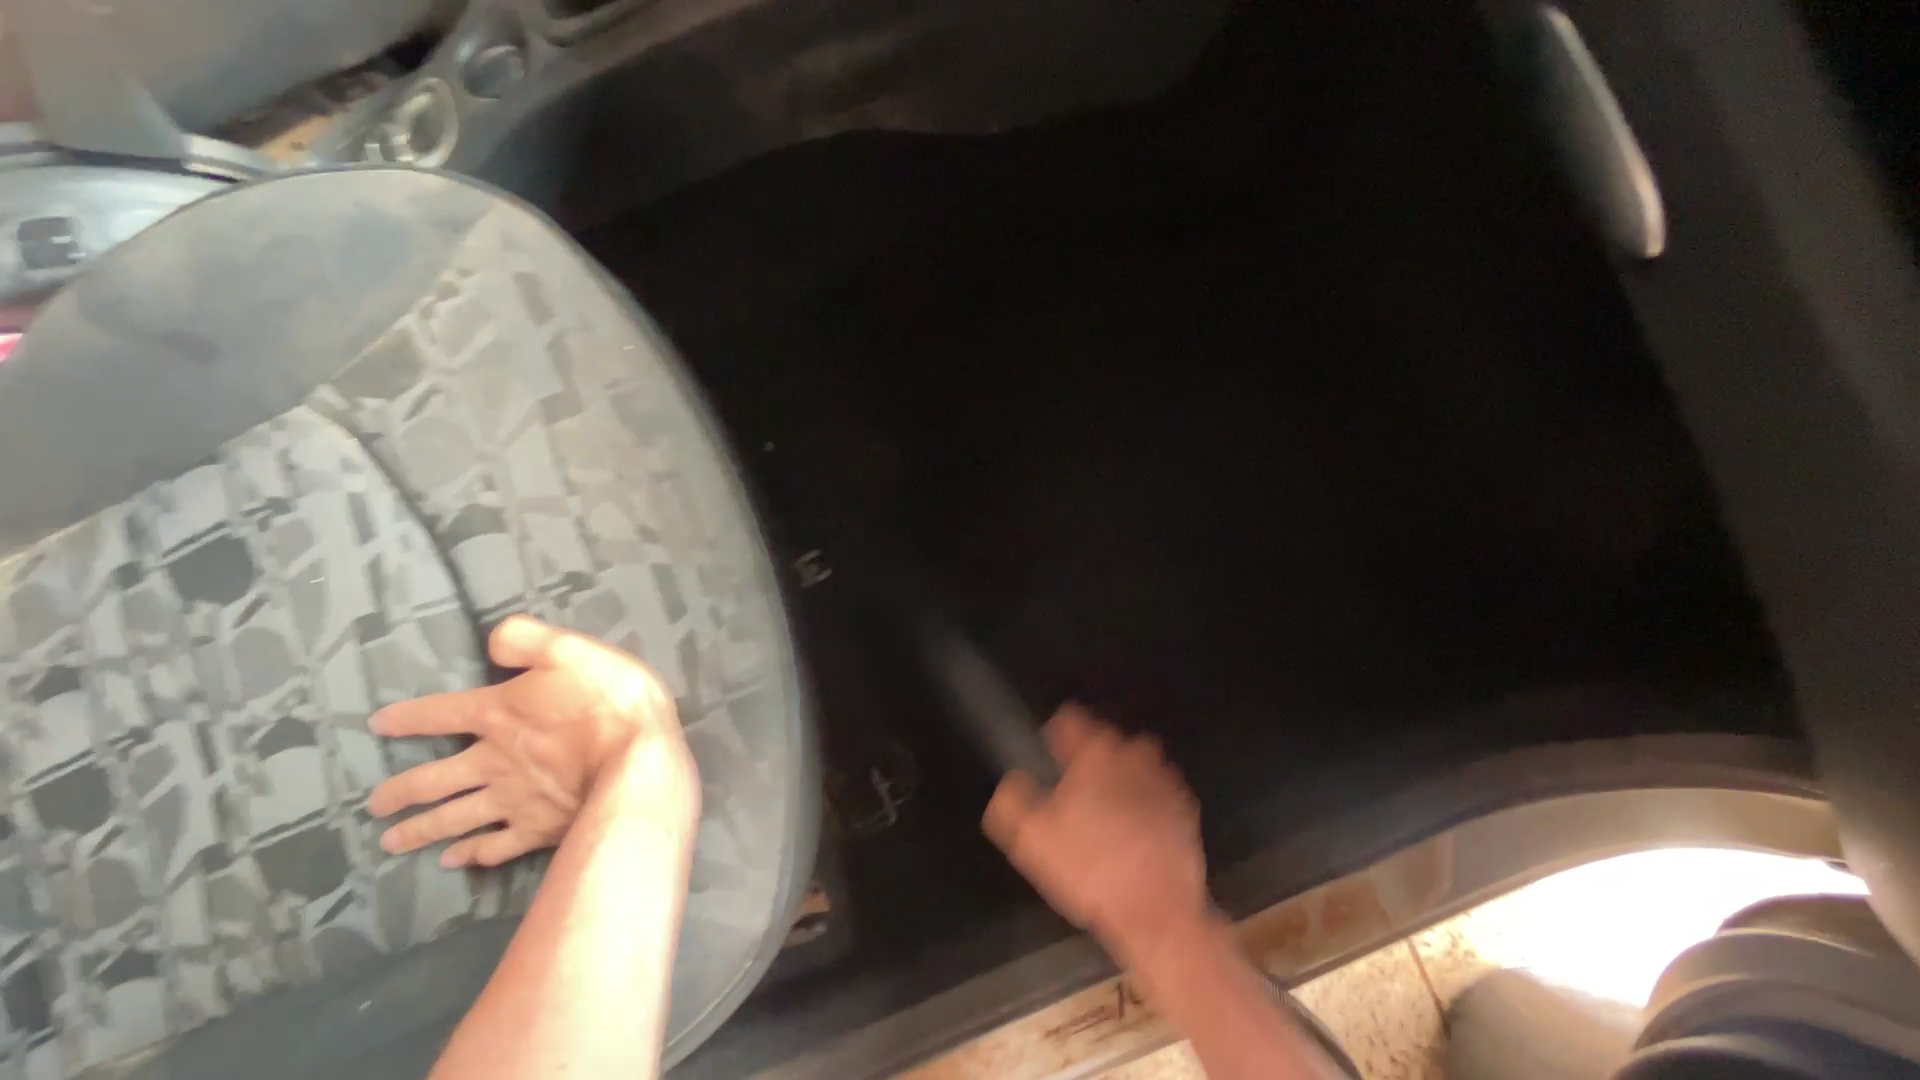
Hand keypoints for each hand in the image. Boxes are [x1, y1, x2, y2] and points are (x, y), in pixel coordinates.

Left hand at [367, 616, 696, 867]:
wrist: (640, 761)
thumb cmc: (609, 700)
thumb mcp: (572, 650)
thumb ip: (527, 639)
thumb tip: (491, 639)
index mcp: (496, 714)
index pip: (440, 714)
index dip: (406, 719)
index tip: (378, 726)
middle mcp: (491, 762)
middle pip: (433, 780)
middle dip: (399, 792)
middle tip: (373, 806)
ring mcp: (513, 801)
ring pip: (454, 819)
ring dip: (421, 830)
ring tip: (391, 842)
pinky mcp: (537, 829)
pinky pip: (495, 847)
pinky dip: (471, 855)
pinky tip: (456, 860)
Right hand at [983, 705, 1209, 955]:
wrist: (1158, 912)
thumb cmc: (1091, 871)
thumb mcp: (1030, 841)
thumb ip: (1011, 800)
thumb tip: (1013, 782)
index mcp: (1093, 754)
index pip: (1068, 719)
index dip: (1052, 739)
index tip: (1048, 765)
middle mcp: (1132, 754)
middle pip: (1102, 740)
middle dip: (1087, 762)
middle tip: (1073, 803)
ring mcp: (1164, 778)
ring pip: (1131, 763)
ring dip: (1118, 779)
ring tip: (1105, 820)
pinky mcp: (1185, 805)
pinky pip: (1155, 790)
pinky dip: (1144, 802)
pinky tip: (1133, 836)